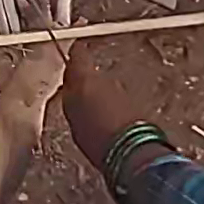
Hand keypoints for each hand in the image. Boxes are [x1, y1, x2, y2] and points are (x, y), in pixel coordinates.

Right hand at [60, 45, 134, 169]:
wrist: (129, 150)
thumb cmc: (95, 134)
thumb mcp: (70, 113)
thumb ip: (70, 94)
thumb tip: (69, 85)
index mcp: (85, 76)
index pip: (78, 54)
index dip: (74, 53)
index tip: (70, 54)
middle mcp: (106, 78)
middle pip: (93, 72)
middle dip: (86, 82)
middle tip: (77, 97)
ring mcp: (122, 90)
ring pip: (106, 87)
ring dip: (100, 96)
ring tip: (92, 116)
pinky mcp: (135, 104)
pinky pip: (117, 100)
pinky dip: (112, 107)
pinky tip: (106, 123)